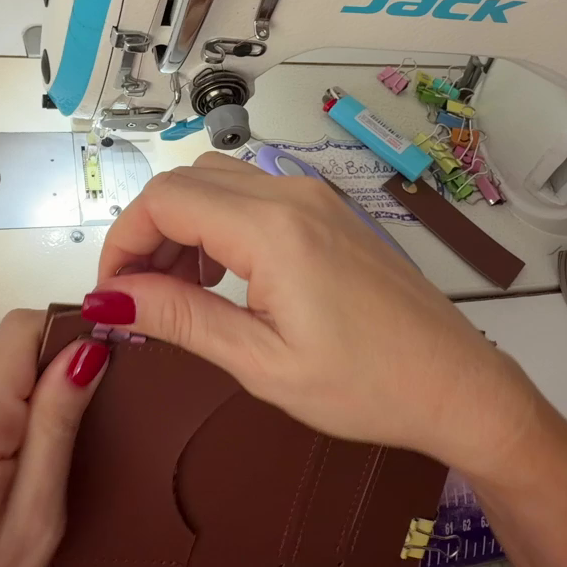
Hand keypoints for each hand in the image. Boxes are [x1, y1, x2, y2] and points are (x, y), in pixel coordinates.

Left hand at [0, 309, 107, 566]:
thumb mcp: (36, 522)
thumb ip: (57, 426)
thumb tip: (86, 349)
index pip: (19, 331)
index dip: (67, 335)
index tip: (103, 367)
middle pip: (8, 353)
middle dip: (51, 376)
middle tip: (80, 433)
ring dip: (29, 399)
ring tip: (45, 464)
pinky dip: (4, 416)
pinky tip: (13, 470)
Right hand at [85, 152, 546, 474]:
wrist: (455, 383)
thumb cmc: (365, 385)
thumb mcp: (262, 362)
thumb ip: (181, 317)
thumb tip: (111, 298)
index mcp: (272, 229)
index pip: (164, 201)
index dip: (123, 241)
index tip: (112, 293)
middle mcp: (290, 194)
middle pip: (185, 182)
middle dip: (148, 232)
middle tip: (141, 296)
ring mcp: (313, 195)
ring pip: (216, 181)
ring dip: (182, 224)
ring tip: (181, 290)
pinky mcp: (327, 208)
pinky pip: (251, 194)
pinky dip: (218, 222)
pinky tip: (225, 275)